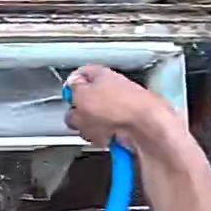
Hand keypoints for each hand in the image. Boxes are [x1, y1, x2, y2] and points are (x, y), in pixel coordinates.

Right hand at [64, 65, 186, 151]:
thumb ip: (73, 88)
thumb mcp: (82, 94)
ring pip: (92, 119)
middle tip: (78, 115)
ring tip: (93, 128)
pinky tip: (103, 137)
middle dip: (78, 111)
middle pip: (85, 101)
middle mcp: (112, 89)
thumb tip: (71, 86)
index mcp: (102, 75)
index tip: (67, 93)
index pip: (82, 73)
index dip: (71, 83)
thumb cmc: (116, 106)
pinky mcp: (123, 128)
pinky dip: (100, 137)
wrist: (143, 127)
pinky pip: (102, 133)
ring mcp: (118, 109)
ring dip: (88, 126)